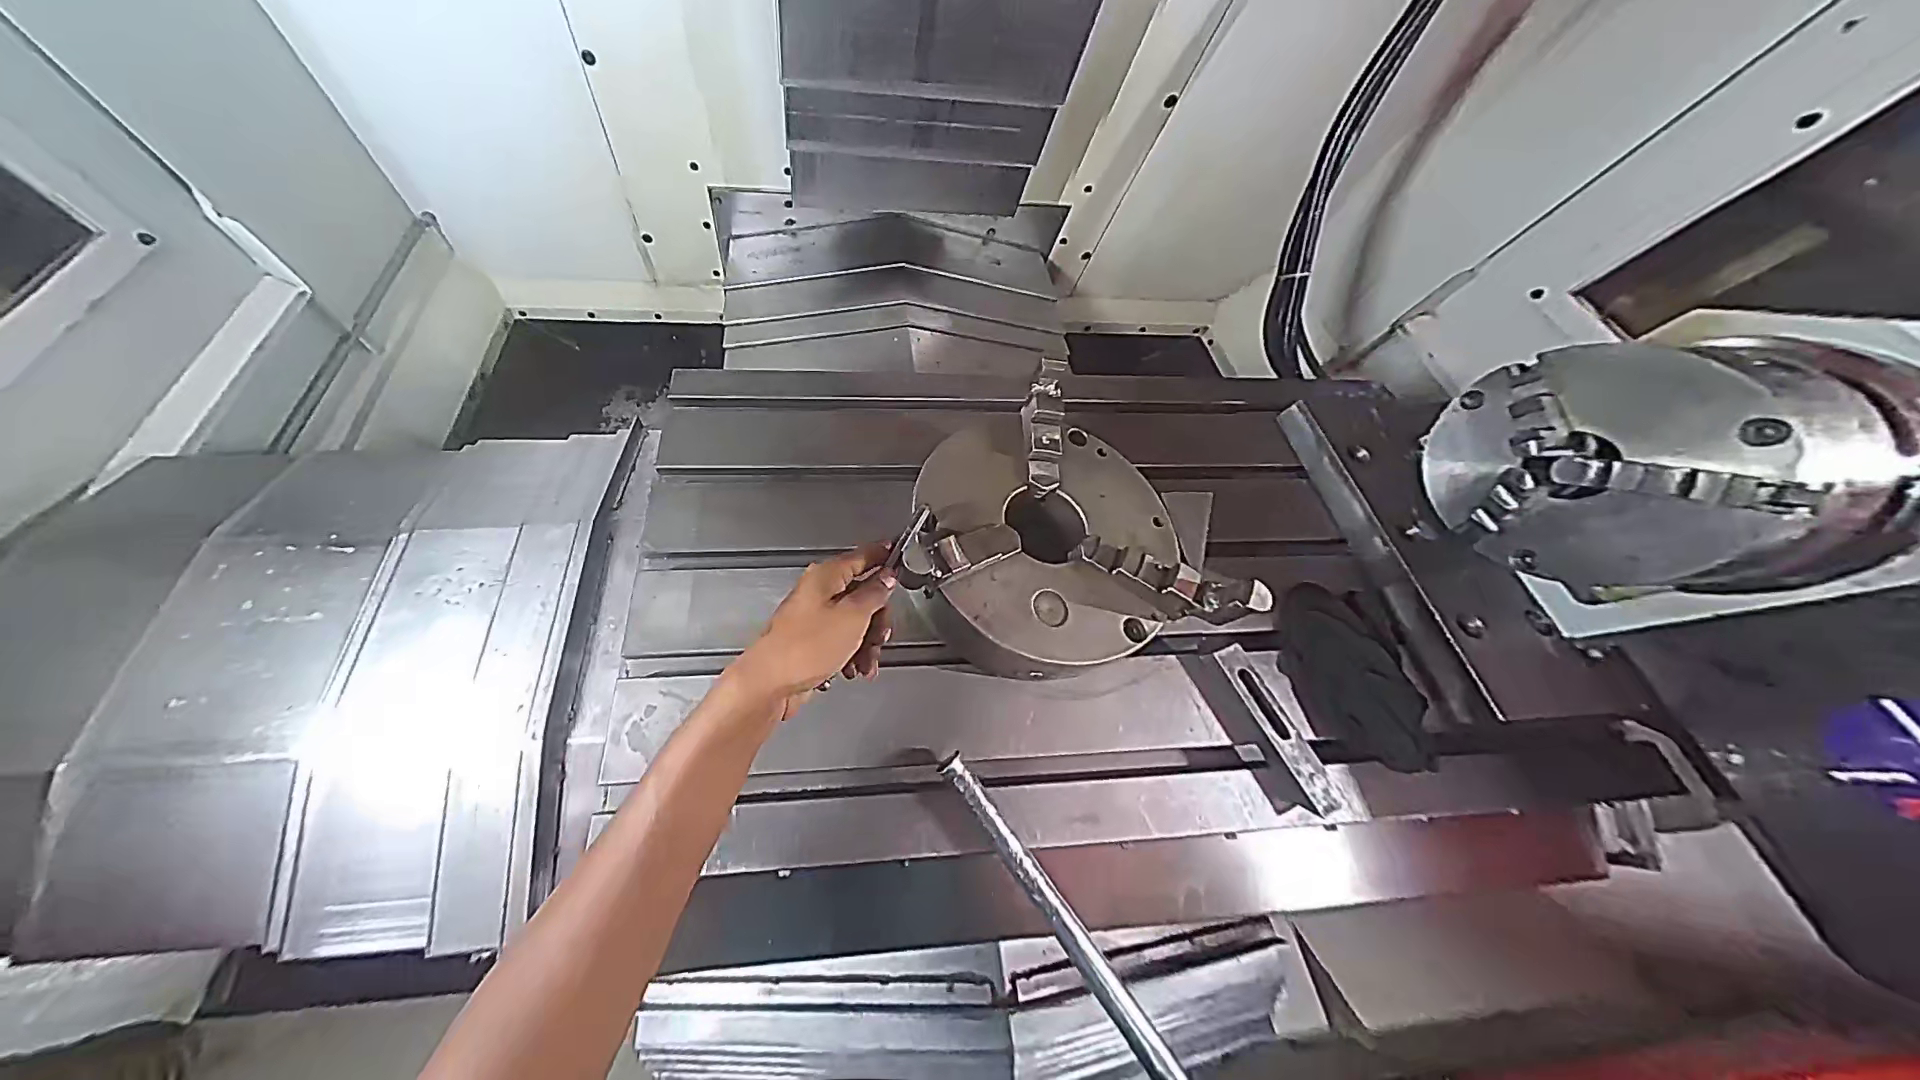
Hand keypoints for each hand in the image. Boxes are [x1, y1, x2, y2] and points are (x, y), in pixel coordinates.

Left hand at [728, 543, 895, 715]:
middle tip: (880, 634)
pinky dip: (852, 654)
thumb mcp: (854, 616)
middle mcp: (817, 593)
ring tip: (865, 660)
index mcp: (825, 576)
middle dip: (877, 618)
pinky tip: (851, 668)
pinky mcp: (810, 641)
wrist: (770, 685)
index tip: (897, 557)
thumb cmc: (802, 648)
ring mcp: (813, 617)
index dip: (883, 557)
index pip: (862, 556)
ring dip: (866, 642)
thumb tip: (886, 580)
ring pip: (854, 622)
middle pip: (862, 594)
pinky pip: (841, 642)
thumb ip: (874, 594)